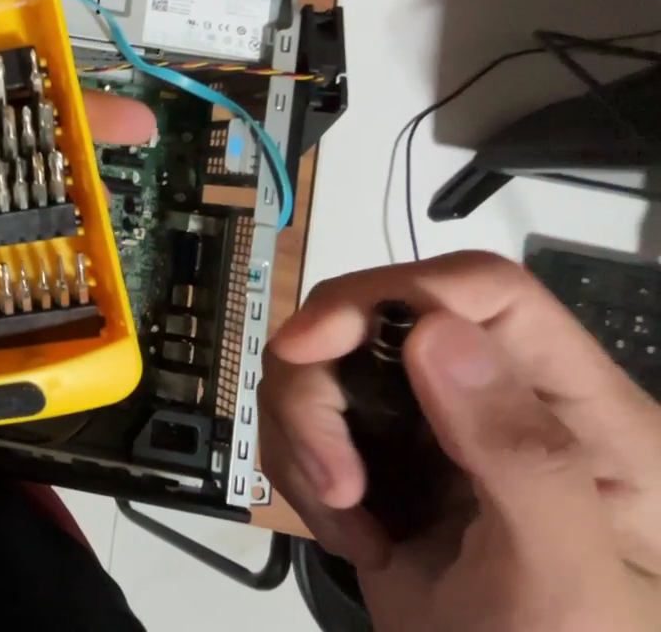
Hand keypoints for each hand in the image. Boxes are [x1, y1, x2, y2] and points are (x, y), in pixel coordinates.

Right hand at [261, 251, 660, 630]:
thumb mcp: (567, 583)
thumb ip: (522, 457)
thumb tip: (436, 330)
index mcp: (577, 412)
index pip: (480, 292)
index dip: (387, 295)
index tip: (309, 347)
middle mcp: (495, 400)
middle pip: (366, 322)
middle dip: (319, 392)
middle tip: (330, 476)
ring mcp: (429, 426)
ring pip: (316, 368)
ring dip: (302, 439)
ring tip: (343, 516)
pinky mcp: (376, 453)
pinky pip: (297, 418)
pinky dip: (297, 468)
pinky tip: (346, 529)